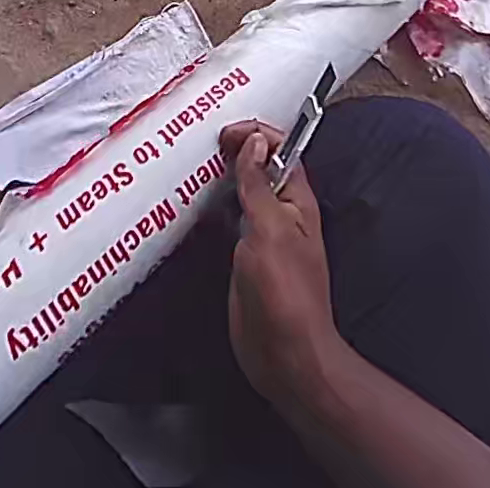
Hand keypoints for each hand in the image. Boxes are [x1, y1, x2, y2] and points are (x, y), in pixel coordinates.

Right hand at [220, 120, 338, 398]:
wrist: (286, 355)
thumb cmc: (285, 293)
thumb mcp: (270, 229)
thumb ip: (259, 185)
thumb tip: (255, 142)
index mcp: (296, 200)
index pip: (281, 150)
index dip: (256, 134)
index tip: (225, 134)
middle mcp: (281, 212)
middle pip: (259, 166)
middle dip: (235, 149)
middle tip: (202, 143)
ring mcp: (262, 233)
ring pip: (242, 190)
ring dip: (221, 175)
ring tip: (192, 165)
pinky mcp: (244, 253)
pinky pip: (229, 217)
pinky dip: (213, 204)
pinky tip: (193, 203)